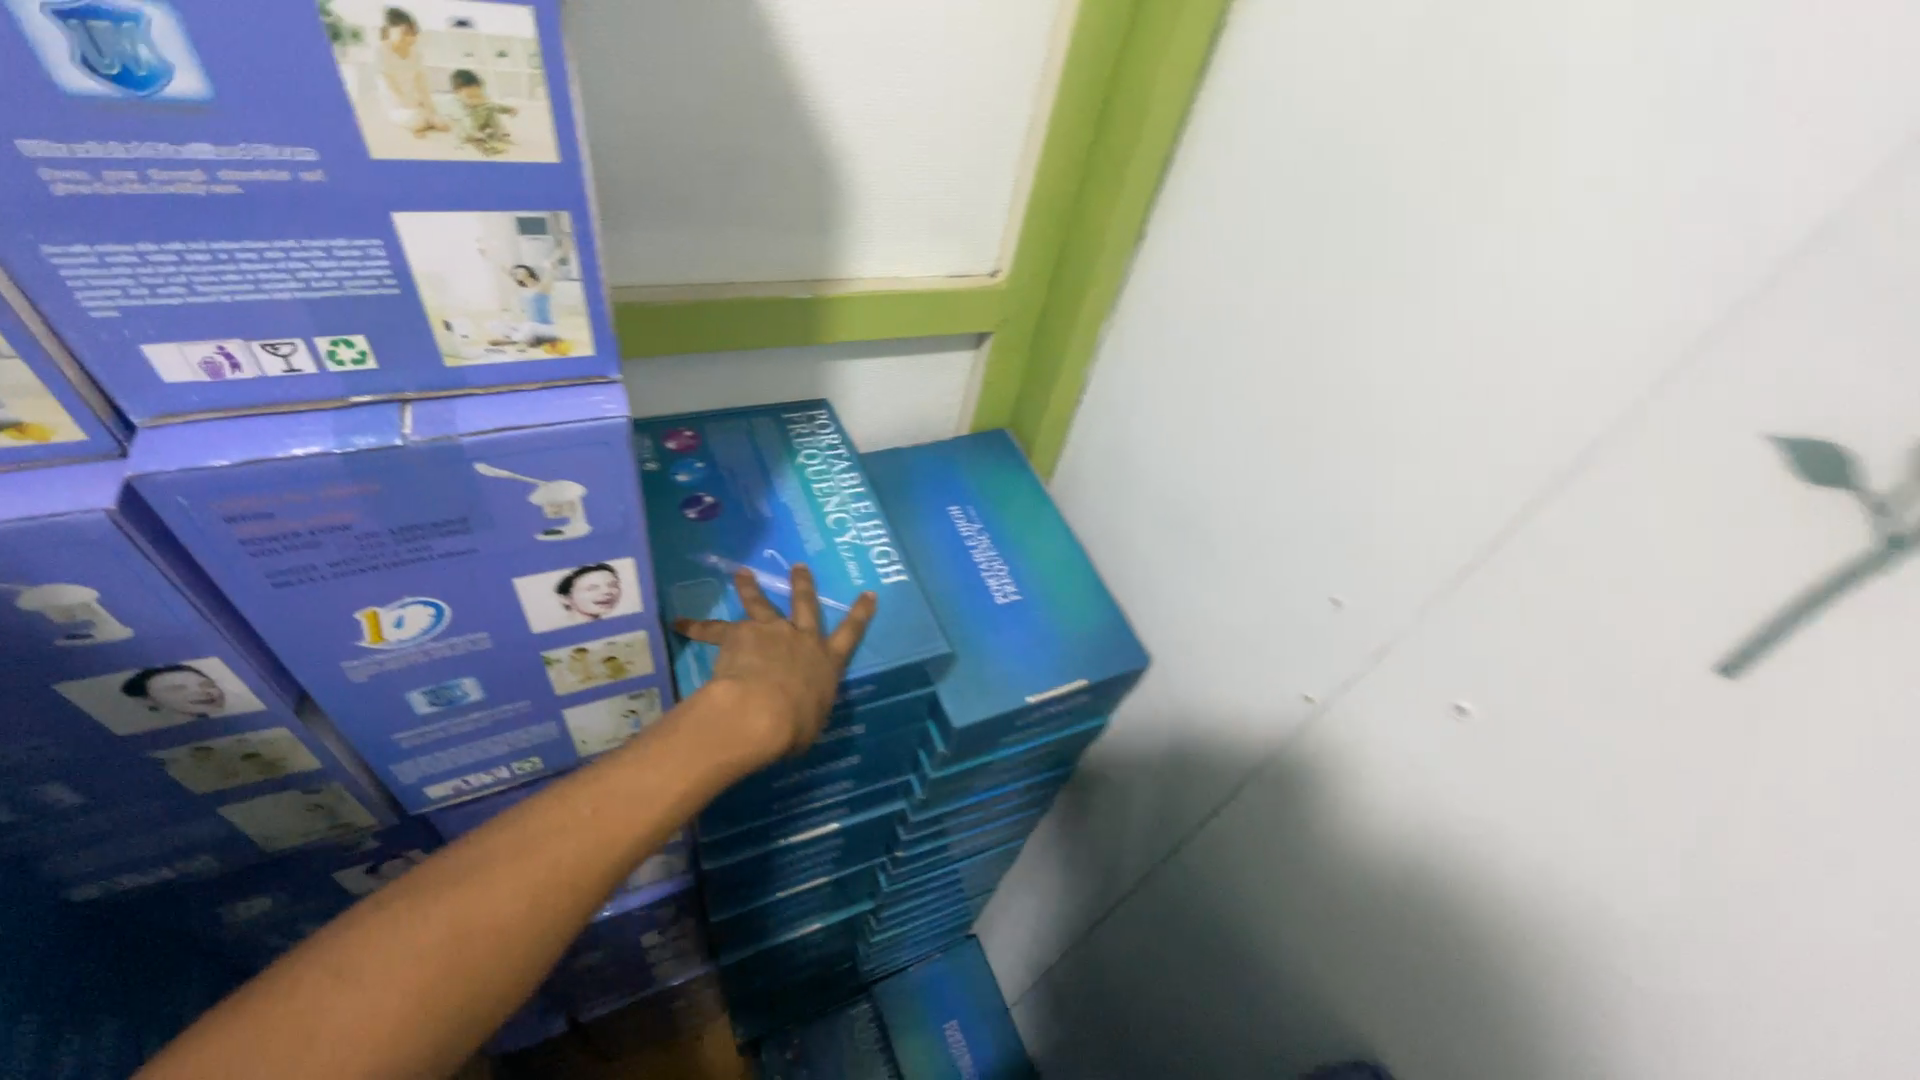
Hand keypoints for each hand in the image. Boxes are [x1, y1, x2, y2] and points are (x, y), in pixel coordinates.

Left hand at [674, 565, 876, 767]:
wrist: (763, 710)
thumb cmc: (796, 725)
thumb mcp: (813, 723)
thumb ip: (808, 712)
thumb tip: (800, 716)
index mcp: (827, 662)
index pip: (851, 632)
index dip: (861, 613)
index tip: (868, 593)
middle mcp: (801, 639)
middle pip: (804, 604)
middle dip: (803, 584)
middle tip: (799, 566)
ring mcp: (770, 631)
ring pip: (760, 603)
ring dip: (750, 587)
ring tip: (743, 573)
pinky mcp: (739, 634)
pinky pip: (714, 629)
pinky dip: (696, 626)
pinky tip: (680, 623)